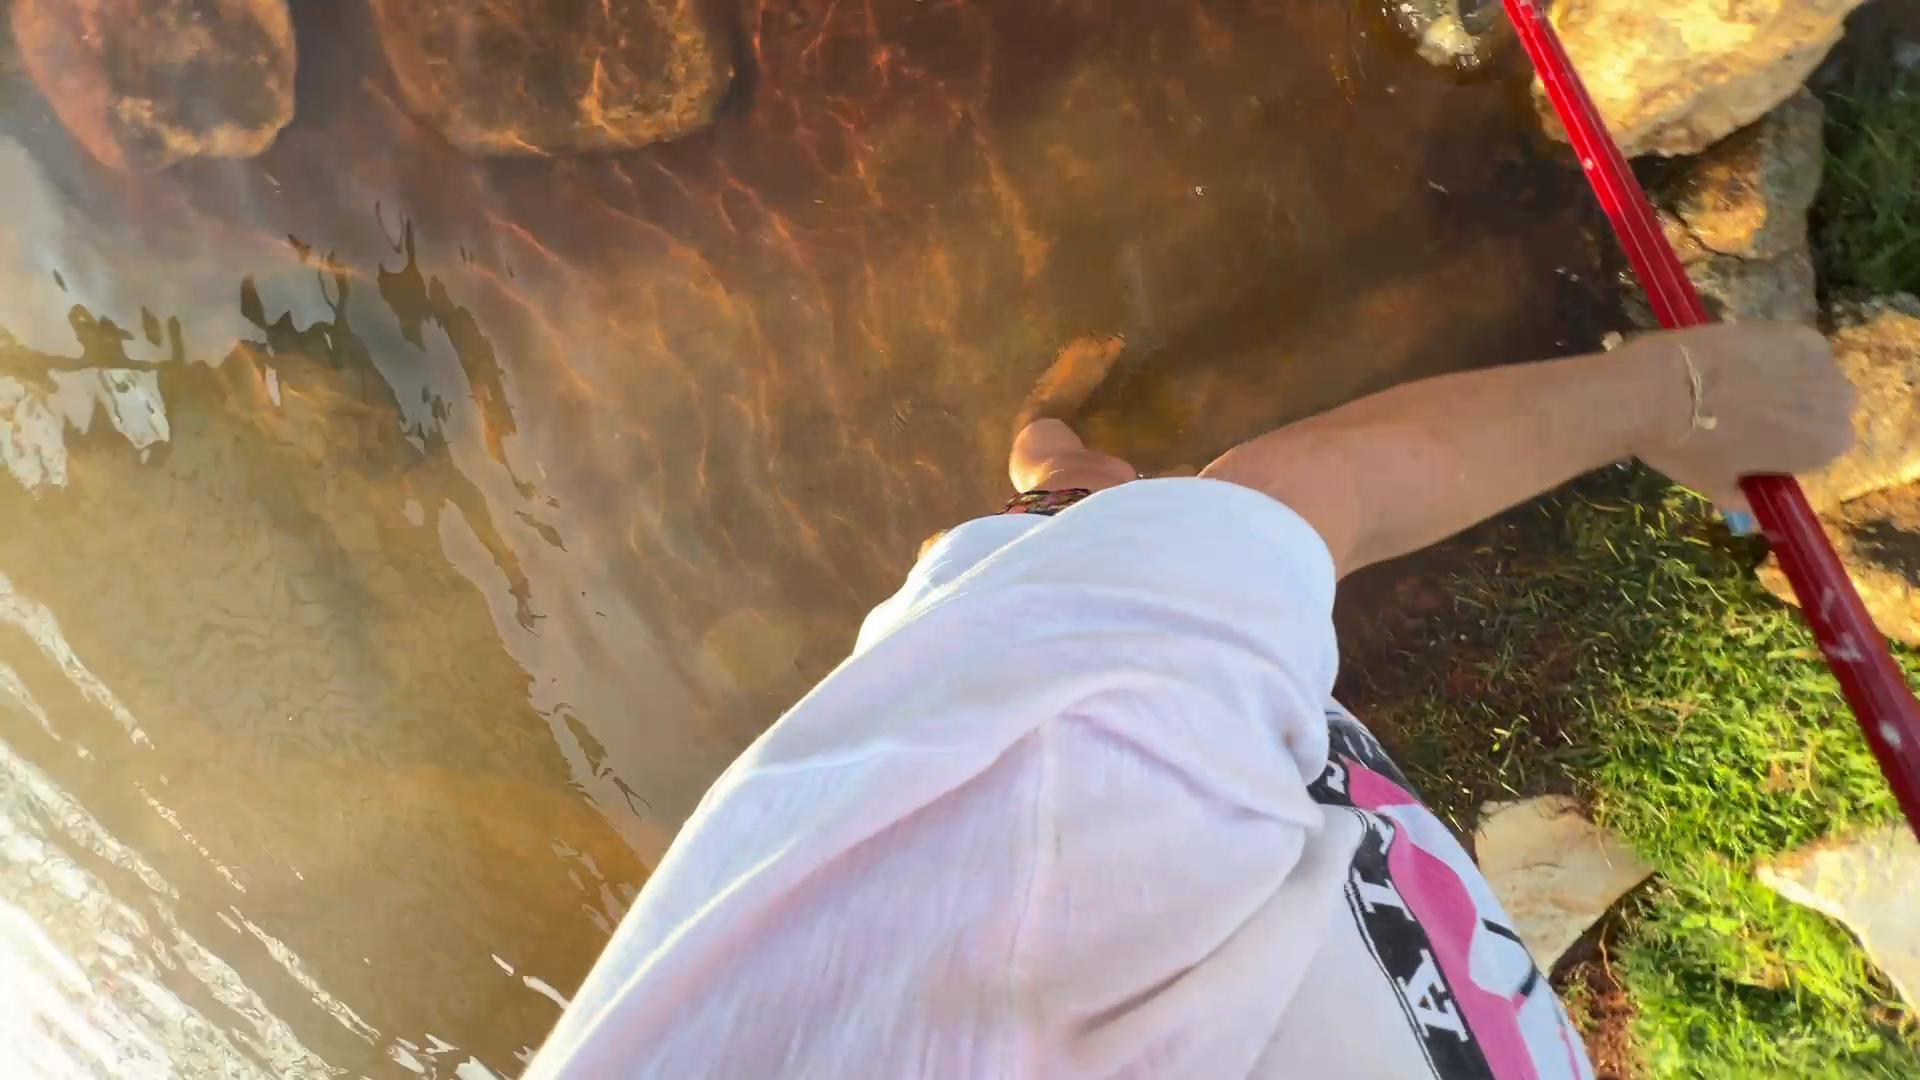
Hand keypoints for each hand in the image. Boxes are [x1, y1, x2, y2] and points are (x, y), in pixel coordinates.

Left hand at [1628, 322, 1854, 512]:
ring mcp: (1824, 366)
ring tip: (1726, 386)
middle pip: (1817, 411)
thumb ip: (1738, 498)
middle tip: (1731, 415)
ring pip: (1807, 378)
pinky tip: (1731, 361)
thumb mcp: (1708, 483)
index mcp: (1826, 446)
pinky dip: (1767, 354)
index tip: (1742, 446)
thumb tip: (1748, 509)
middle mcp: (1840, 405)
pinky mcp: (1800, 335)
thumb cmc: (1683, 445)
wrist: (1655, 392)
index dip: (1777, 448)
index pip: (1813, 450)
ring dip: (1779, 382)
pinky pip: (1791, 348)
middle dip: (1784, 414)